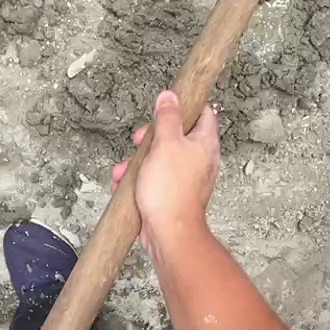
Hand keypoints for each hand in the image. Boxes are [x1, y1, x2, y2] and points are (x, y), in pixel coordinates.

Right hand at [111, 89, 220, 260]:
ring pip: (159, 159)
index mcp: (204, 143)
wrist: (168, 233)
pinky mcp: (171, 194)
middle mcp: (199, 160)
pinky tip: (126, 185)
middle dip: (150, 139)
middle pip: (174, 136)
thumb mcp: (165, 144)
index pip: (203, 113)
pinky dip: (138, 180)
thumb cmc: (171, 192)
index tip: (165, 106)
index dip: (183, 106)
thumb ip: (167, 117)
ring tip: (125, 171)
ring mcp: (186, 178)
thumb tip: (169, 97)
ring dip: (138, 162)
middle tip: (139, 142)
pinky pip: (153, 180)